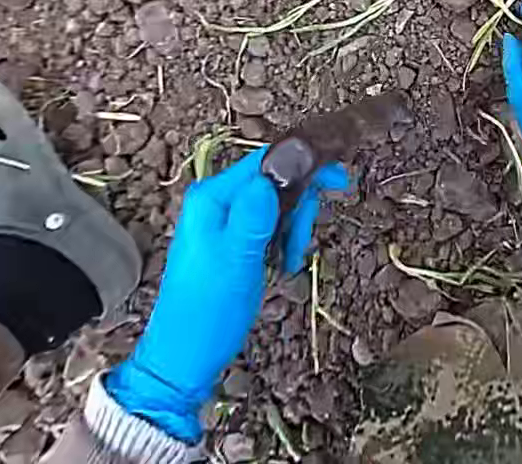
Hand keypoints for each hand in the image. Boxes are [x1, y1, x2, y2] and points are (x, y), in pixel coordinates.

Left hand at [105, 146, 347, 441]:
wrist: (183, 361)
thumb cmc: (206, 311)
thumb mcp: (234, 260)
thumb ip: (253, 213)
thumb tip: (275, 172)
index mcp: (212, 197)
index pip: (268, 160)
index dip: (306, 164)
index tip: (337, 179)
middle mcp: (219, 200)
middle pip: (278, 179)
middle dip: (300, 206)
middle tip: (303, 238)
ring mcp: (228, 219)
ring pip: (281, 201)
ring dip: (295, 226)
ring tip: (292, 256)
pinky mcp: (238, 237)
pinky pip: (274, 221)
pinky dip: (286, 238)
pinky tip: (285, 260)